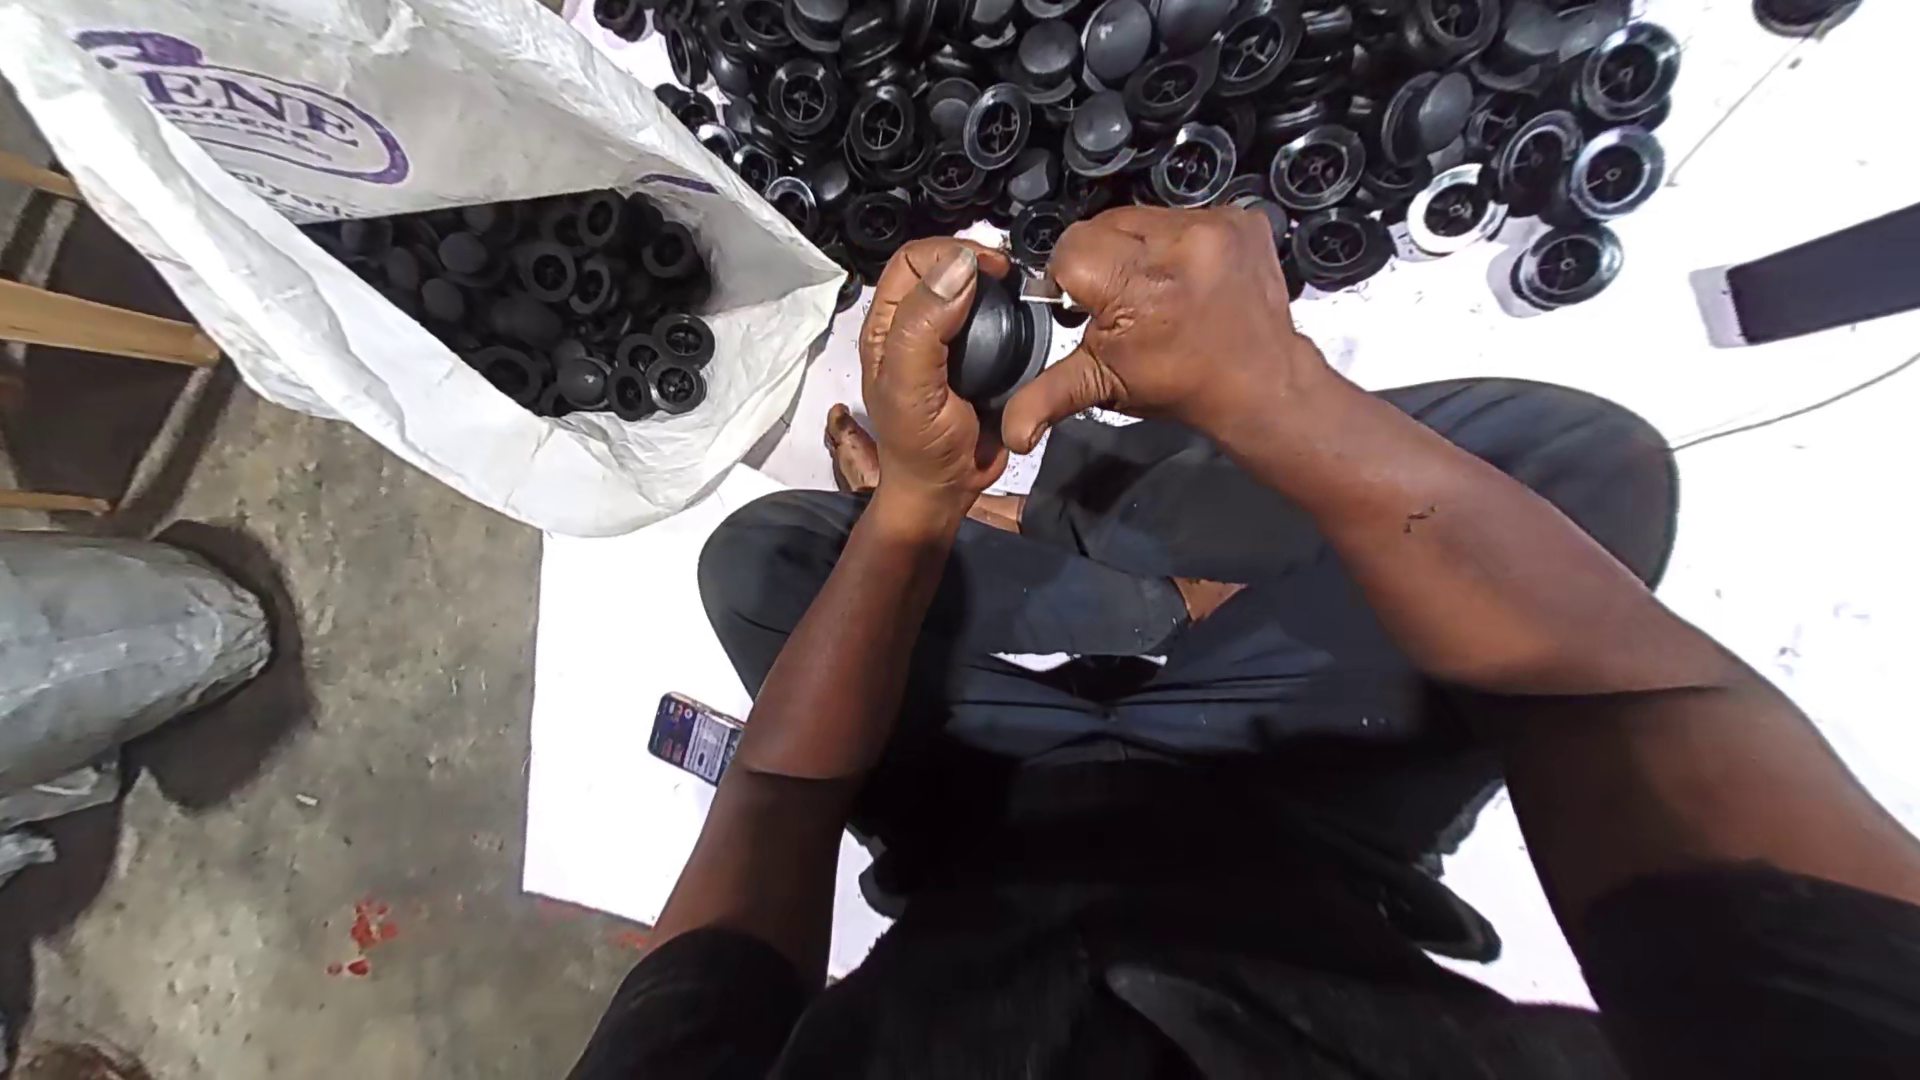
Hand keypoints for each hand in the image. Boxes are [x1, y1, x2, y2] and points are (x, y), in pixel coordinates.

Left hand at [858, 238, 1013, 523]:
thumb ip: (924, 327)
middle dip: (974, 262)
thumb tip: (958, 267)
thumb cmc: (921, 447)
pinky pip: (994, 322)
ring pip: (971, 292)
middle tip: (1005, 277)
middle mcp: (915, 327)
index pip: (913, 261)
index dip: (948, 254)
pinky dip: (1009, 314)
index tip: (986, 269)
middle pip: (943, 267)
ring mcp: (948, 343)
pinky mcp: (978, 358)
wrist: (950, 487)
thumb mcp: (911, 387)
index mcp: (888, 328)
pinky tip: (1020, 320)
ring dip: (995, 287)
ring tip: (1016, 294)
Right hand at [1001, 206, 1328, 452]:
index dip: (1068, 280)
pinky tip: (1182, 276)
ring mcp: (1214, 225)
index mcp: (1136, 286)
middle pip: (1102, 225)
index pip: (1070, 250)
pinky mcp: (1239, 216)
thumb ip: (1045, 399)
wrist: (1258, 381)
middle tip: (1120, 303)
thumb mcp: (1101, 388)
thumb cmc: (1179, 385)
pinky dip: (1172, 242)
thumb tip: (1011, 436)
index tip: (1084, 306)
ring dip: (1135, 249)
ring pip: (1140, 215)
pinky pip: (1181, 214)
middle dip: (1100, 262)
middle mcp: (1178, 244)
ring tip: (1153, 289)